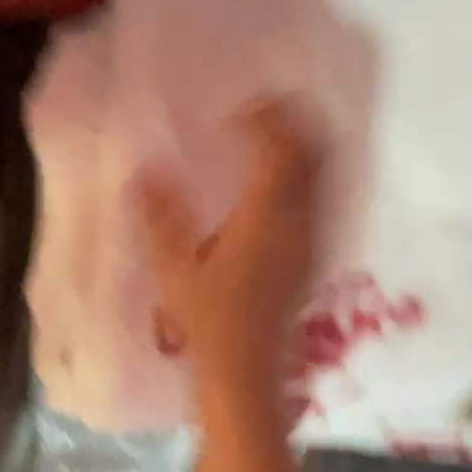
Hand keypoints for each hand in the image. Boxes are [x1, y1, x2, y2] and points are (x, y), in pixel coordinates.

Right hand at [136, 101, 318, 408]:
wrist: (246, 366)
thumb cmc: (207, 320)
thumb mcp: (175, 269)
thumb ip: (163, 219)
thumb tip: (146, 172)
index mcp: (266, 217)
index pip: (281, 149)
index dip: (267, 119)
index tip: (242, 106)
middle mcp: (301, 219)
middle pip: (315, 152)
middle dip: (294, 123)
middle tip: (262, 110)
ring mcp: (314, 236)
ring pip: (324, 172)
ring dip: (303, 147)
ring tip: (272, 139)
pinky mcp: (314, 252)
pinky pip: (322, 195)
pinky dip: (306, 174)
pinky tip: (279, 186)